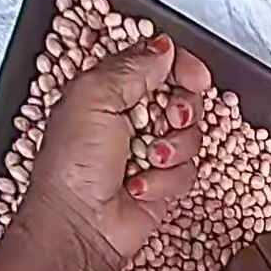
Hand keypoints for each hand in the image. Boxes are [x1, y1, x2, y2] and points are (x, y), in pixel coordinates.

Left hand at [5, 34, 212, 270]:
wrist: (81, 222)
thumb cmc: (74, 164)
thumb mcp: (94, 97)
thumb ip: (132, 67)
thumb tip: (163, 48)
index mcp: (113, 90)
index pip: (159, 66)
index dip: (182, 68)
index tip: (196, 76)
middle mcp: (135, 120)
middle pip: (183, 101)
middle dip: (183, 110)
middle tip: (170, 119)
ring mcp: (152, 154)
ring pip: (191, 139)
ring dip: (173, 149)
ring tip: (148, 160)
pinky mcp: (164, 185)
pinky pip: (187, 174)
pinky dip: (166, 181)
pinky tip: (140, 188)